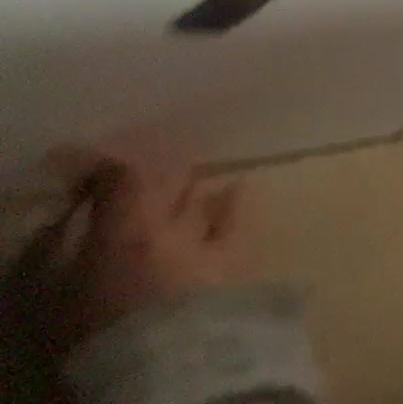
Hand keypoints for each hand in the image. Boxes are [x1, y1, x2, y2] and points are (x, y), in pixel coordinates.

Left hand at [40, 140, 253, 347]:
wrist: (194, 341)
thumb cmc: (138, 288)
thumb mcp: (123, 233)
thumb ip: (121, 188)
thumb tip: (104, 146)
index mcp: (75, 269)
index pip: (84, 215)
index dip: (102, 182)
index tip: (122, 148)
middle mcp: (115, 273)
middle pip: (130, 221)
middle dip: (148, 187)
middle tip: (167, 145)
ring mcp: (170, 275)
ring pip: (178, 226)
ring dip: (190, 197)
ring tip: (208, 162)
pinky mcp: (218, 274)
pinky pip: (222, 234)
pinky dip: (231, 210)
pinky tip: (243, 186)